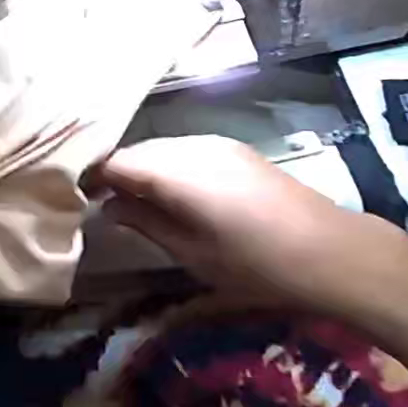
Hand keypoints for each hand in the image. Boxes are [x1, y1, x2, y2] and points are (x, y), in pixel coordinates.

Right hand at [91, 136, 407, 329]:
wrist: (334, 252)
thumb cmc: (258, 263)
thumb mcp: (193, 253)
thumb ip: (145, 222)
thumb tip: (109, 206)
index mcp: (178, 172)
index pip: (116, 162)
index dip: (90, 175)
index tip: (73, 195)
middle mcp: (191, 146)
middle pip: (135, 150)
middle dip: (112, 171)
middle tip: (95, 200)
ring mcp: (212, 142)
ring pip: (158, 147)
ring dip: (138, 167)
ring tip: (127, 197)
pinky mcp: (230, 147)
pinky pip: (181, 149)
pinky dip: (163, 165)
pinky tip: (165, 190)